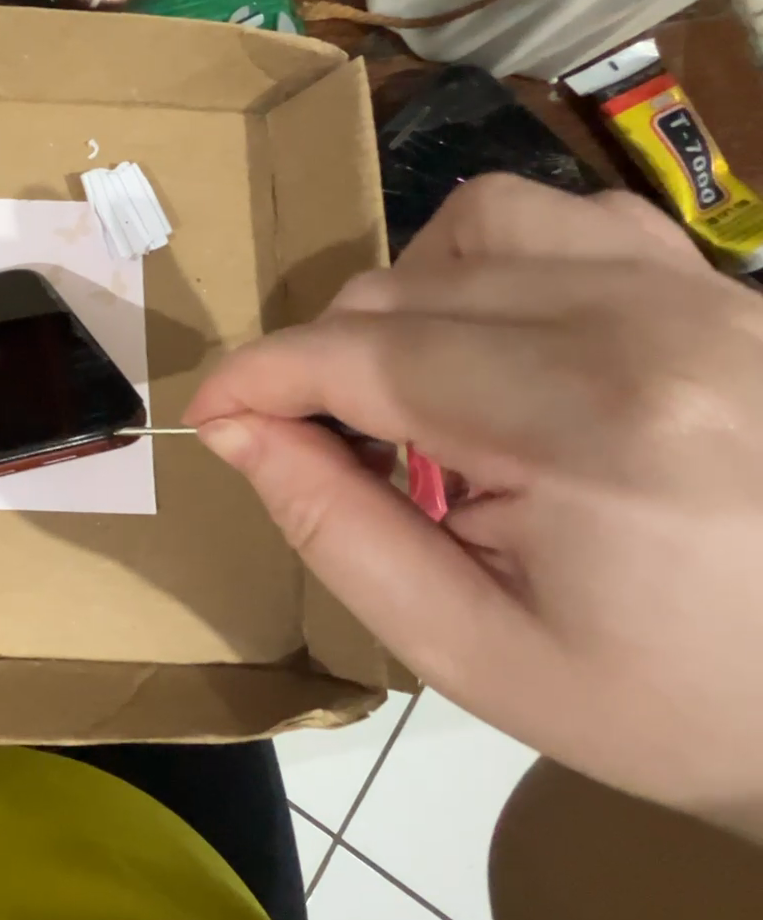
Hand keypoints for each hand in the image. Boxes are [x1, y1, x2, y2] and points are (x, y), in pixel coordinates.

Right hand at [185, 175, 762, 837]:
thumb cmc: (670, 699)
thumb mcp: (462, 645)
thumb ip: (330, 525)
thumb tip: (236, 430)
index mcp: (590, 426)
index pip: (358, 354)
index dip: (253, 378)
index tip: (208, 418)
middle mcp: (652, 323)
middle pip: (395, 292)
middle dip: (318, 365)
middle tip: (329, 451)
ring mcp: (706, 288)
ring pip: (468, 229)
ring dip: (395, 303)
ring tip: (407, 386)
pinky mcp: (726, 283)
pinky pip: (560, 219)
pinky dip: (482, 264)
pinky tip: (488, 340)